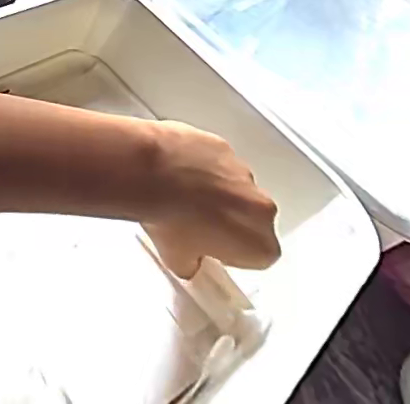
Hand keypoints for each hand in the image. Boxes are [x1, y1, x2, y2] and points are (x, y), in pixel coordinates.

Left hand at [140, 120, 280, 272]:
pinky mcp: (219, 143)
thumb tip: (186, 261)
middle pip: (250, 216)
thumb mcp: (177, 259)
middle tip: (193, 220)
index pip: (257, 255)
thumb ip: (192, 265)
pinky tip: (173, 166)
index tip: (210, 248)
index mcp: (261, 244)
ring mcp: (241, 169)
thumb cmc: (168, 216)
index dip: (231, 253)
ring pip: (233, 183)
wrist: (147, 171)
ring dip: (214, 187)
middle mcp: (261, 206)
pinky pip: (213, 157)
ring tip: (179, 190)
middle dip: (227, 218)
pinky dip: (197, 160)